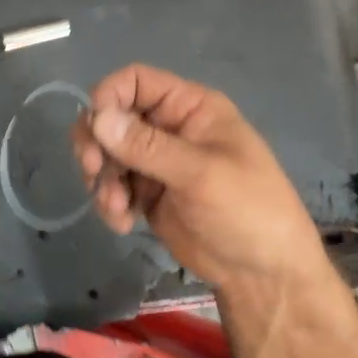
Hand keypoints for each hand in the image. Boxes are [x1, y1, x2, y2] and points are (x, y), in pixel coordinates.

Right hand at [71, 64, 333, 300]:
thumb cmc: (248, 211)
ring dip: (101, 178)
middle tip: (92, 170)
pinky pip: (112, 184)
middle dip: (96, 142)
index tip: (96, 129)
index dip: (108, 97)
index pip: (135, 81)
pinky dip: (109, 201)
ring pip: (106, 152)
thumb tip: (97, 118)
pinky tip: (123, 223)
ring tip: (116, 208)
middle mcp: (168, 127)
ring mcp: (156, 161)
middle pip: (112, 116)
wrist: (265, 276)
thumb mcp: (201, 175)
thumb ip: (147, 146)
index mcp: (190, 107)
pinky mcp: (147, 193)